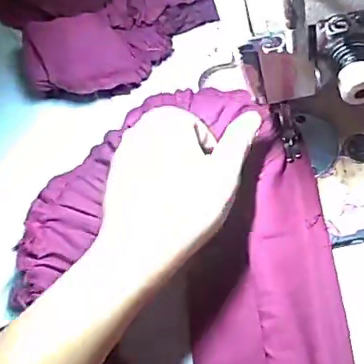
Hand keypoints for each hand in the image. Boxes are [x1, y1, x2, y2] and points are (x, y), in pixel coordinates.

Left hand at [89, 106, 262, 287]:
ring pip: (161, 158)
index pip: (204, 133)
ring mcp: (121, 149)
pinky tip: (157, 208)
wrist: (139, 249)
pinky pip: (143, 173)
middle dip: (190, 164)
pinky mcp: (111, 174)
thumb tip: (252, 115)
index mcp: (167, 116)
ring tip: (177, 204)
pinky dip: (152, 186)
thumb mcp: (226, 172)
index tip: (209, 183)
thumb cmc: (189, 208)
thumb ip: (240, 140)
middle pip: (180, 142)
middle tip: (196, 195)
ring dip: (172, 175)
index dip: (213, 159)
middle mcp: (139, 125)